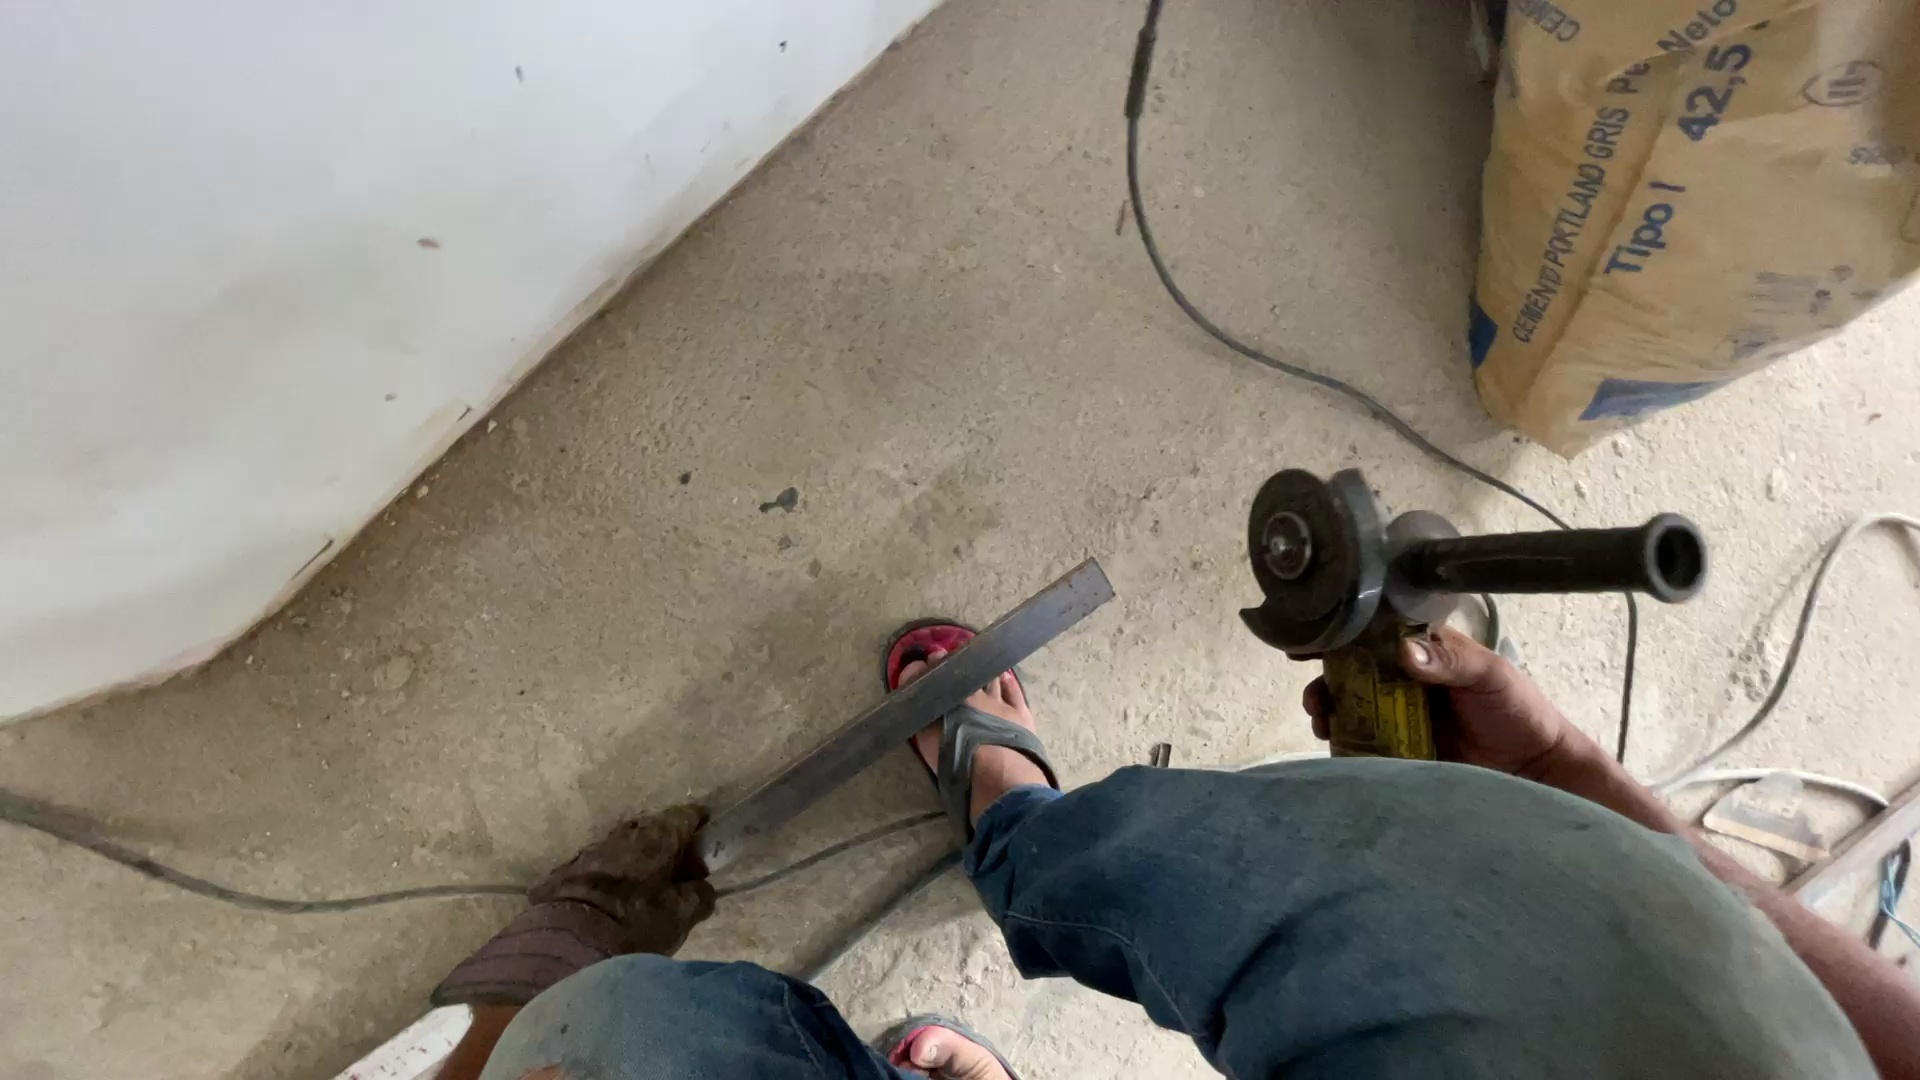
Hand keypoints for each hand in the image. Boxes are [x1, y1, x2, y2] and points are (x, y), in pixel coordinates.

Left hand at [432, 804, 715, 1007]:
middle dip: (665, 849)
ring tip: (637, 897)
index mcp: (658, 835)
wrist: (562, 949)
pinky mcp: (561, 875)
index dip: (700, 829)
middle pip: (654, 832)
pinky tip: (604, 909)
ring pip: (621, 850)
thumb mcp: (681, 916)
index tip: (704, 849)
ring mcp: (589, 852)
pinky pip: (593, 872)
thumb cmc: (634, 925)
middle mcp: (625, 834)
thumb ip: (699, 895)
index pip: (689, 815)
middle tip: (673, 879)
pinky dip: (603, 883)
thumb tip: (702, 888)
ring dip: (632, 866)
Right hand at [1302, 626, 1583, 779]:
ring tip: (1321, 720)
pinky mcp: (1393, 742)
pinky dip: (1339, 735)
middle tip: (1314, 696)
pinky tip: (1332, 740)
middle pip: (1346, 668)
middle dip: (1321, 678)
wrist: (1537, 771)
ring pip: (1345, 701)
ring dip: (1325, 706)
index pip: (1370, 631)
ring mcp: (1393, 709)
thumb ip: (1452, 660)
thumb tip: (1402, 651)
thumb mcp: (1491, 676)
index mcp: (1420, 648)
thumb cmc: (1518, 712)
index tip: (1306, 637)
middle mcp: (1399, 675)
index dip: (1337, 631)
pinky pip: (1357, 735)